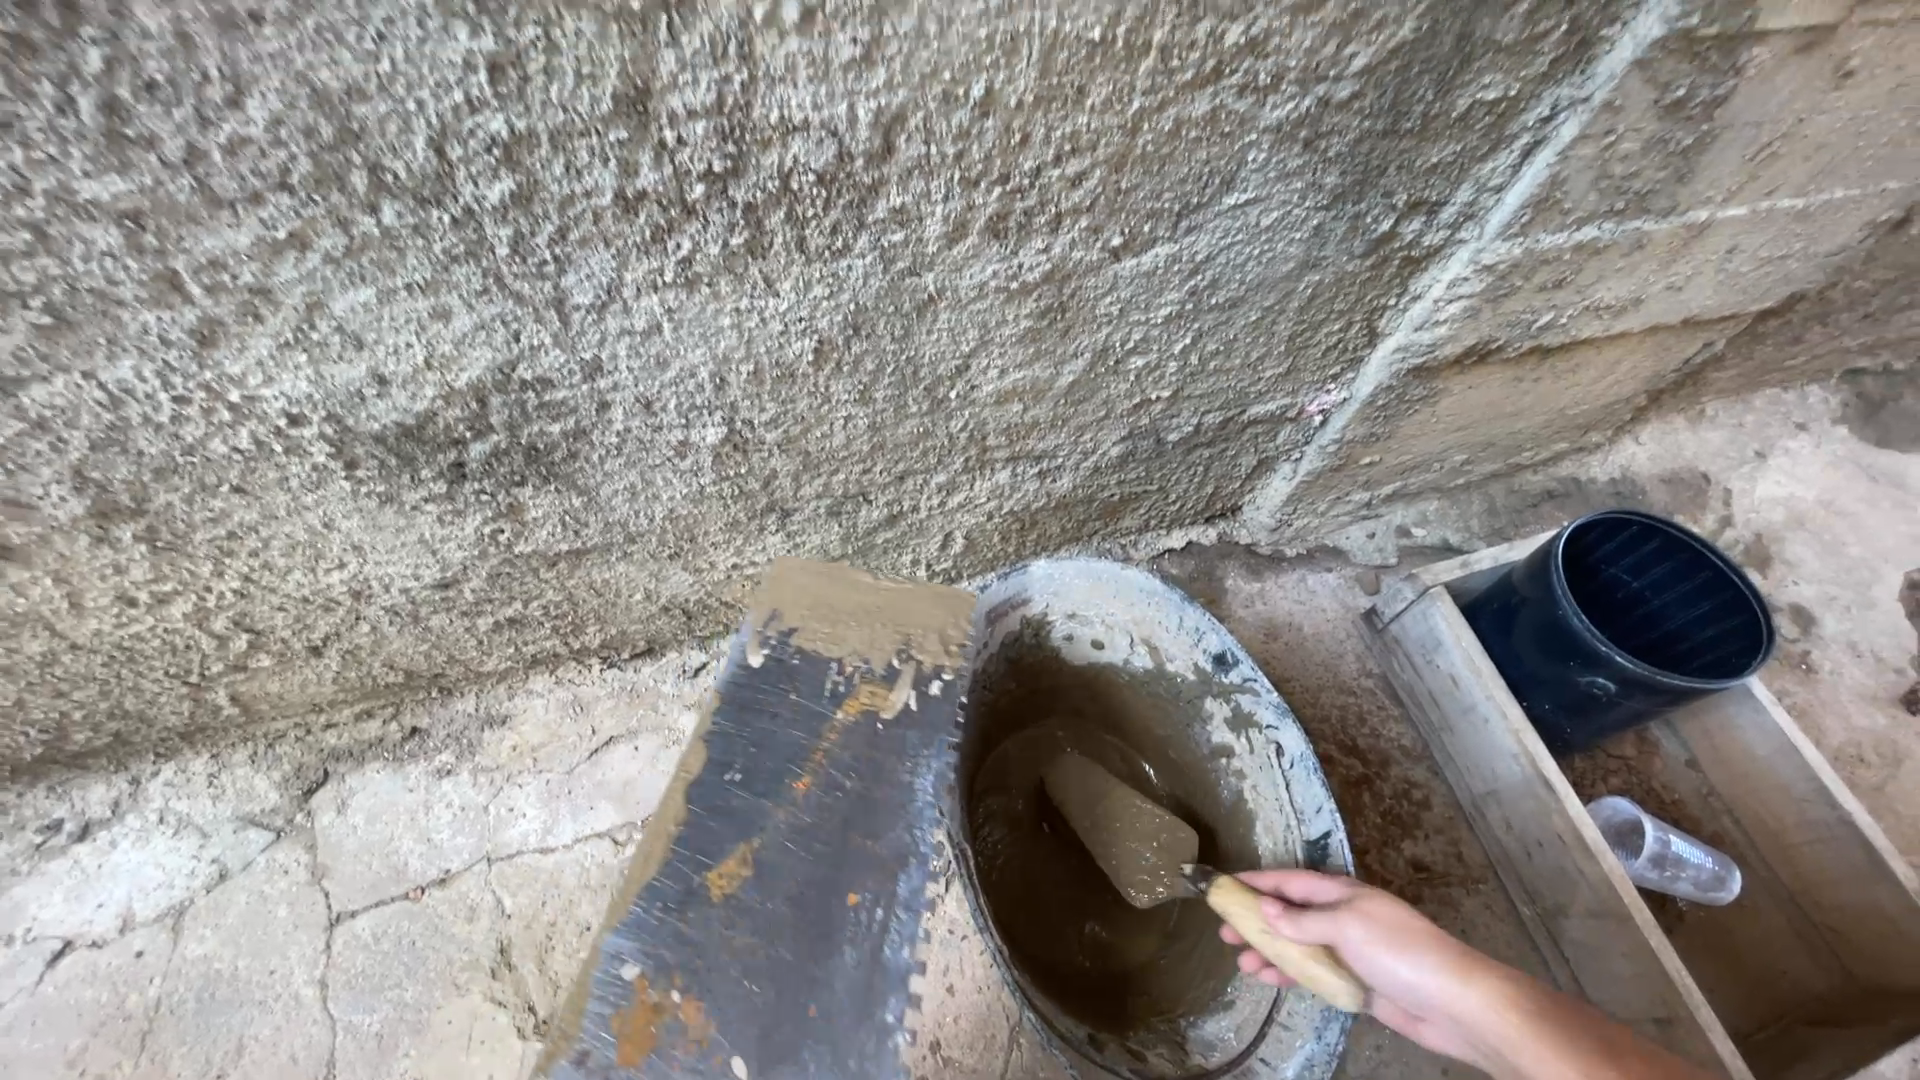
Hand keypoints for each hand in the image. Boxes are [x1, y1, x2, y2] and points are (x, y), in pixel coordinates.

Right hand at [1219, 869, 1508, 1069]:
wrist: (1454, 1004)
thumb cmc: (1399, 951)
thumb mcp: (1346, 925)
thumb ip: (1302, 919)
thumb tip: (1264, 907)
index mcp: (1340, 893)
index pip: (1288, 881)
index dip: (1256, 882)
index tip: (1224, 886)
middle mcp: (1341, 916)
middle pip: (1289, 913)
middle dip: (1256, 920)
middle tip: (1224, 931)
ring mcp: (1348, 951)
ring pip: (1298, 946)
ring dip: (1269, 951)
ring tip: (1241, 961)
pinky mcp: (1356, 982)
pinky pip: (1314, 974)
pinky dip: (1290, 974)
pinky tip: (1270, 979)